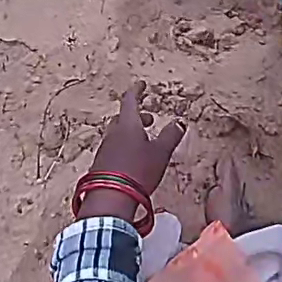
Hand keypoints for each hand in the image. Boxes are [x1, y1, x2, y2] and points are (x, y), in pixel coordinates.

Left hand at [84, 81, 185, 212]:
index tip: (141, 84)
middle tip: (149, 120)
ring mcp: (105, 148)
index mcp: (127, 125)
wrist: (111, 196)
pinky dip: (124, 146)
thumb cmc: (137, 170)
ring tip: (144, 141)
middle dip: (137, 116)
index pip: (130, 101)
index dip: (136, 91)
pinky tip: (132, 159)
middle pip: (123, 118)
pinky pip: (114, 148)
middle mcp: (113, 133)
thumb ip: (171, 135)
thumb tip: (179, 122)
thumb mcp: (160, 152)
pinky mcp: (101, 163)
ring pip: (118, 133)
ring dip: (131, 132)